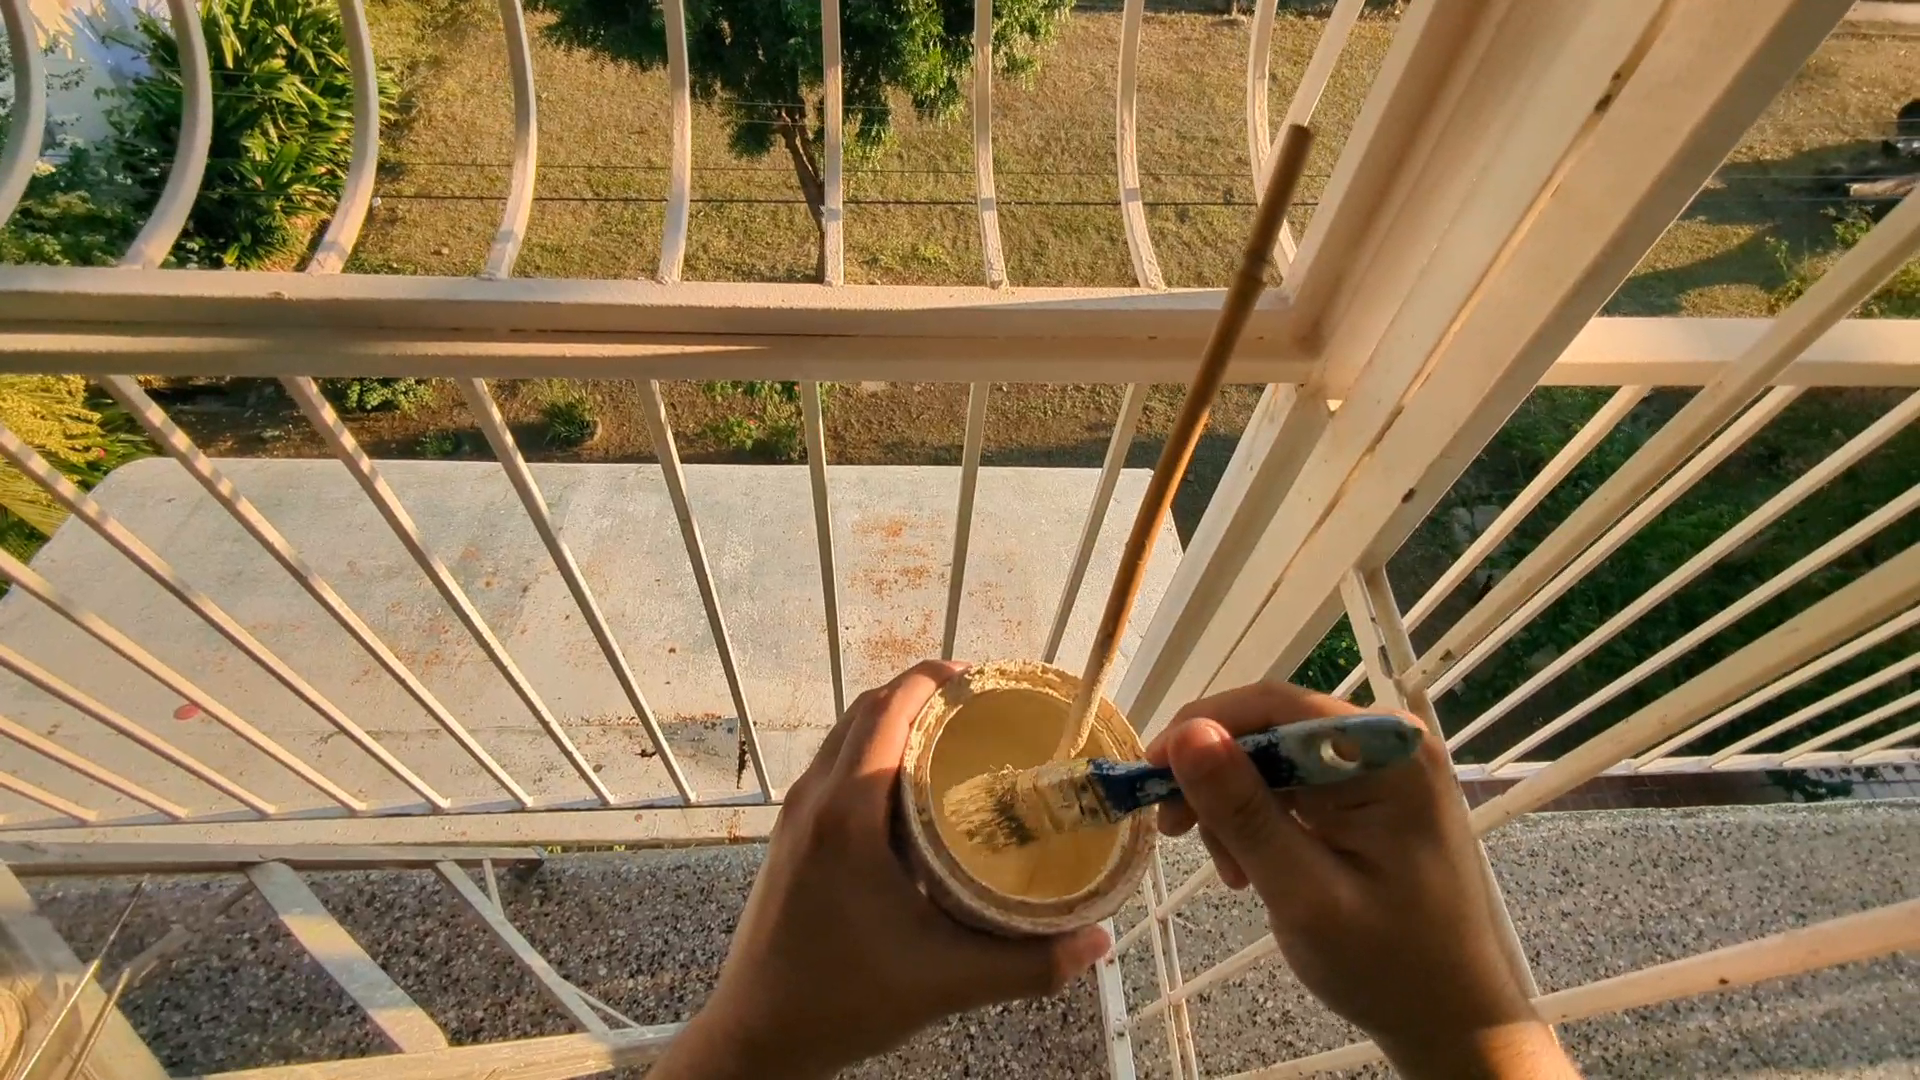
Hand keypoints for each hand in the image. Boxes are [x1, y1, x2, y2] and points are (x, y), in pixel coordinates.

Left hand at [653, 660, 1111, 1079]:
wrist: (755, 1034)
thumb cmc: (845, 998)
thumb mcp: (943, 980)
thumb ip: (1027, 963)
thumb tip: (1098, 942)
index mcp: (848, 811)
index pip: (887, 710)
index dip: (930, 680)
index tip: (975, 679)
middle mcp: (816, 795)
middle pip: (865, 709)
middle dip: (917, 692)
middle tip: (973, 705)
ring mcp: (796, 810)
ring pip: (845, 731)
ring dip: (891, 715)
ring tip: (947, 733)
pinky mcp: (791, 829)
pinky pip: (835, 760)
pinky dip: (871, 744)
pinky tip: (906, 783)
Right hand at [1149, 681, 1574, 1078]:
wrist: (1456, 1026)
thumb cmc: (1390, 968)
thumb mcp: (1303, 893)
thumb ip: (1243, 811)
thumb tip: (1185, 734)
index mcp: (1385, 754)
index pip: (1273, 705)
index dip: (1201, 726)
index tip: (1150, 770)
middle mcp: (1382, 743)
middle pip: (1266, 729)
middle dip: (1212, 777)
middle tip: (1171, 827)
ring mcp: (1374, 768)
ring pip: (1267, 758)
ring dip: (1229, 806)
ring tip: (1225, 869)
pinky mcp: (1363, 794)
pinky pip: (1286, 785)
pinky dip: (1254, 820)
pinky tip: (1247, 867)